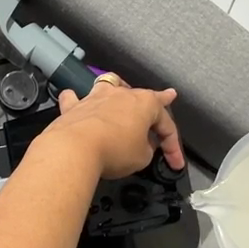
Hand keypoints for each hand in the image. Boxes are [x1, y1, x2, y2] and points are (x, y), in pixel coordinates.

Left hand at [40, 78, 183, 179]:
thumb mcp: (142, 158)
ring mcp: (96, 98)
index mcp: (145, 104)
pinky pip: (76, 98)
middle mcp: (121, 95)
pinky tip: (74, 98)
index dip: (173, 146)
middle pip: (142, 98)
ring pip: (110, 85)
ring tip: (121, 87)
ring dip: (117, 88)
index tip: (174, 162)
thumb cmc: (112, 149)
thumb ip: (147, 149)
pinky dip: (77, 100)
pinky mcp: (75, 108)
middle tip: (167, 97)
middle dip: (155, 103)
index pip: (167, 124)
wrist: (75, 149)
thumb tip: (142, 147)